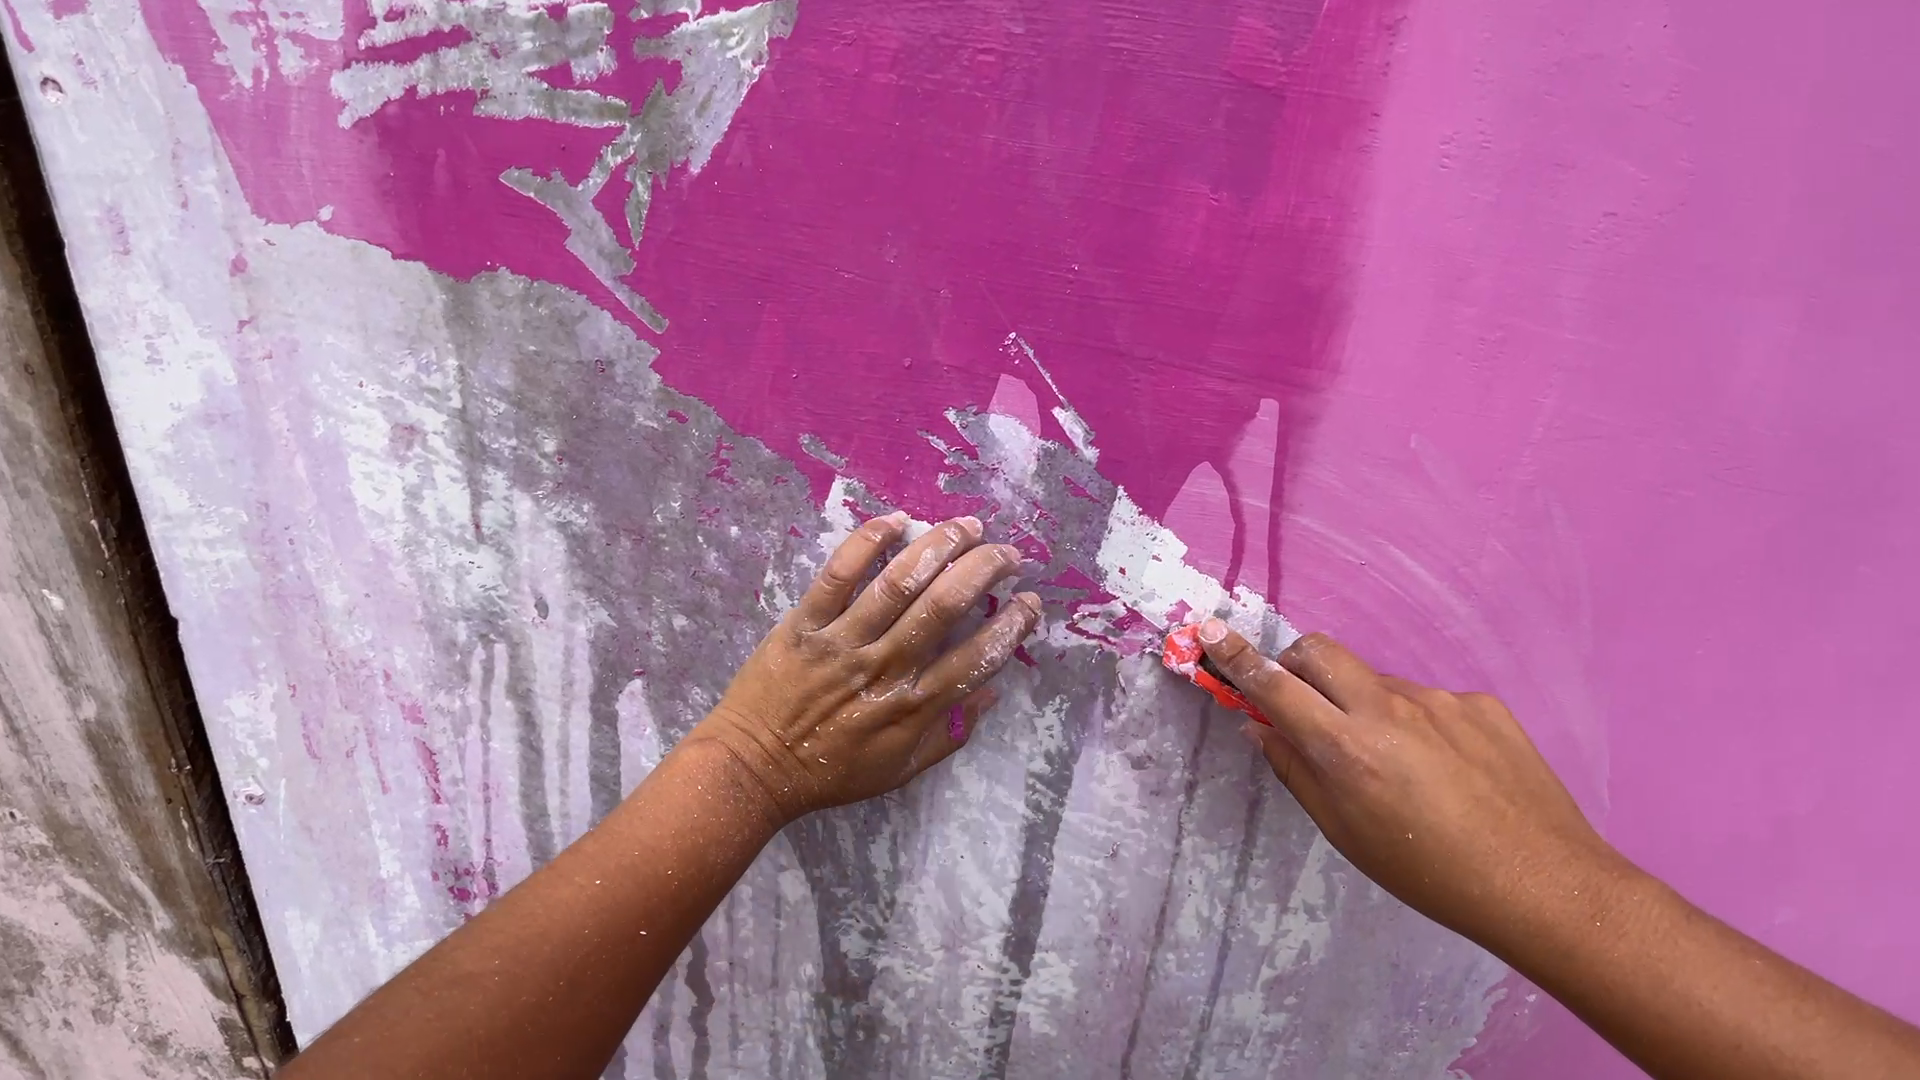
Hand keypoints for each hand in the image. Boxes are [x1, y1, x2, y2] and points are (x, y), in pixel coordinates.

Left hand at [689, 513, 1041, 825]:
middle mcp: (884, 668)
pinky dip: (868, 541)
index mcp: (912, 708)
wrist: (753, 769)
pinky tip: (896, 519)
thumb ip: (951, 734)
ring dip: (940, 546)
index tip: (1030, 601)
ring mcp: (842, 642)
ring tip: (969, 525)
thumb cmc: (831, 772)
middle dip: (984, 571)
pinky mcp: (804, 623)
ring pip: (898, 583)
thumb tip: (994, 693)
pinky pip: (838, 574)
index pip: (976, 658)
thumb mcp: (901, 770)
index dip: (1011, 625)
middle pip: (944, 607)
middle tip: (1007, 553)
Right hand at [1197, 620, 1623, 942]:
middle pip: (1318, 651)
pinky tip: (1445, 767)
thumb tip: (1261, 728)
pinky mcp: (1481, 703)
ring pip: (1374, 681)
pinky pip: (1427, 700)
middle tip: (1304, 702)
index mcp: (1346, 748)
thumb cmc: (1427, 872)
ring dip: (1362, 704)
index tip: (1208, 630)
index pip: (1274, 687)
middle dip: (1295, 664)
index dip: (1235, 657)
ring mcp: (1439, 700)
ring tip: (1398, 763)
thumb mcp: (1344, 833)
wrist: (1547, 885)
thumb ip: (1296, 771)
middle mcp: (1387, 709)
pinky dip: (1415, 721)